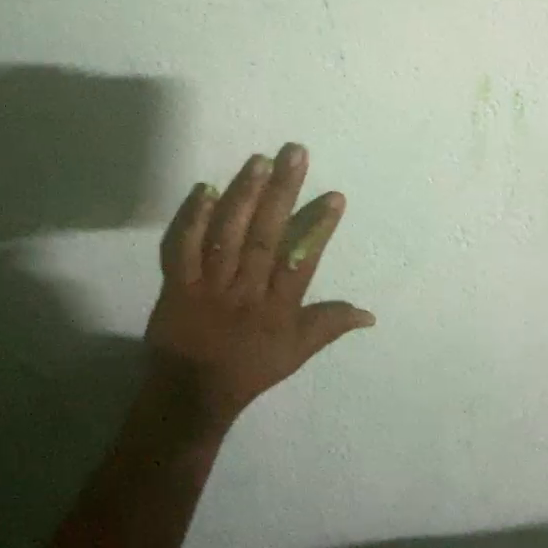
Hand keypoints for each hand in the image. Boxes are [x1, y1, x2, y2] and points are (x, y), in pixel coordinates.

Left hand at [144, 143, 375, 426]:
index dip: (318, 228)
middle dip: (281, 193)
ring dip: (243, 196)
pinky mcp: (177, 286)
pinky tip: (206, 189)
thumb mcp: (296, 352)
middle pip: (265, 238)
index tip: (335, 195)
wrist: (188, 394)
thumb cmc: (248, 369)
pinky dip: (191, 220)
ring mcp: (210, 287)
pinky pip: (182, 250)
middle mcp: (246, 292)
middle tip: (295, 153)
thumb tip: (371, 313)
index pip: (301, 261)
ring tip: (260, 160)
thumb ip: (330, 323)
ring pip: (227, 236)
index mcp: (278, 307)